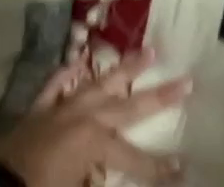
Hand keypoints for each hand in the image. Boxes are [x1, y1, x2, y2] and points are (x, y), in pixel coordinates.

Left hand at [0, 51, 188, 186]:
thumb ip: (100, 182)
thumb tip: (111, 176)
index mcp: (95, 142)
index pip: (136, 158)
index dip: (160, 167)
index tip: (184, 167)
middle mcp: (83, 118)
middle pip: (128, 106)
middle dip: (158, 95)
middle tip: (185, 79)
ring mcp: (60, 110)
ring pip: (97, 83)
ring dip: (123, 70)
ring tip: (146, 50)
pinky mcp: (38, 111)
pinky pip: (56, 86)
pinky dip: (68, 74)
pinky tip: (78, 63)